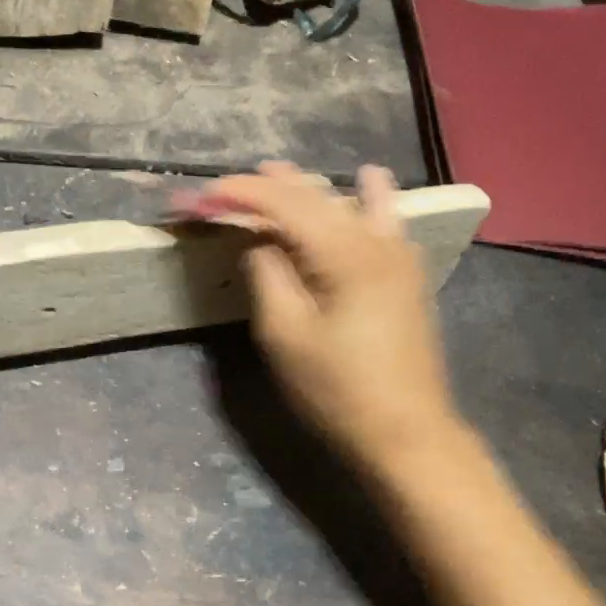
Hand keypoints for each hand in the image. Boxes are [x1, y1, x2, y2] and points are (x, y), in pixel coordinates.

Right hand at [174, 162, 462, 471]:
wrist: (406, 432)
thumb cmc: (337, 389)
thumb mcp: (285, 335)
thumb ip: (267, 275)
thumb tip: (256, 240)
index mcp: (344, 252)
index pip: (283, 203)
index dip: (238, 194)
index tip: (198, 195)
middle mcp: (376, 240)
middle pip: (315, 198)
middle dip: (265, 188)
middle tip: (223, 188)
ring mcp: (398, 257)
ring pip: (349, 203)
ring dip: (309, 189)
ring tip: (279, 172)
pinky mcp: (405, 277)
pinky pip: (383, 221)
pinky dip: (366, 198)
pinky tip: (369, 182)